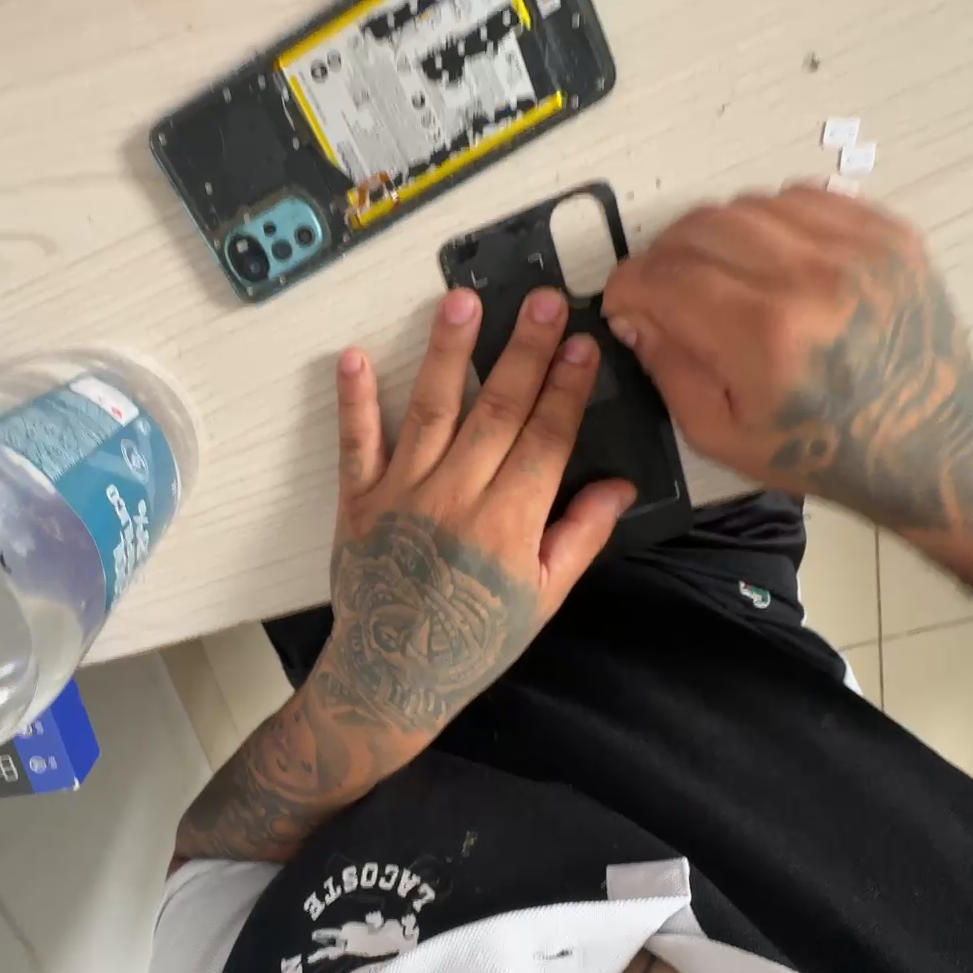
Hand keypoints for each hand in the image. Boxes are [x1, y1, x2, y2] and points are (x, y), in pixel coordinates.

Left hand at [323, 286, 637, 730]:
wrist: (394, 673)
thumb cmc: (475, 640)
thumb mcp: (542, 598)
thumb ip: (580, 536)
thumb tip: (619, 484)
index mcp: (509, 522)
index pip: (546, 438)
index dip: (568, 388)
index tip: (583, 342)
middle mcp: (456, 496)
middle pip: (497, 410)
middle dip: (523, 350)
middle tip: (539, 299)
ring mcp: (402, 493)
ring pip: (430, 410)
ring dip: (447, 353)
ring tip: (459, 300)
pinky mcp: (357, 499)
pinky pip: (356, 443)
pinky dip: (354, 400)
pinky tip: (352, 357)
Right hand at [603, 184, 972, 534]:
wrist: (931, 443)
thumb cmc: (817, 451)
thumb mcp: (717, 434)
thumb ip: (667, 368)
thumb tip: (634, 317)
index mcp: (762, 334)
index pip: (663, 276)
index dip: (626, 286)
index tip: (621, 304)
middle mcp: (808, 274)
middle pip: (697, 228)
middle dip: (660, 258)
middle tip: (659, 294)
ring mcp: (855, 244)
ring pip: (743, 205)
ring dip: (708, 238)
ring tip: (711, 279)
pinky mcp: (885, 230)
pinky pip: (798, 197)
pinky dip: (762, 223)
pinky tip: (760, 261)